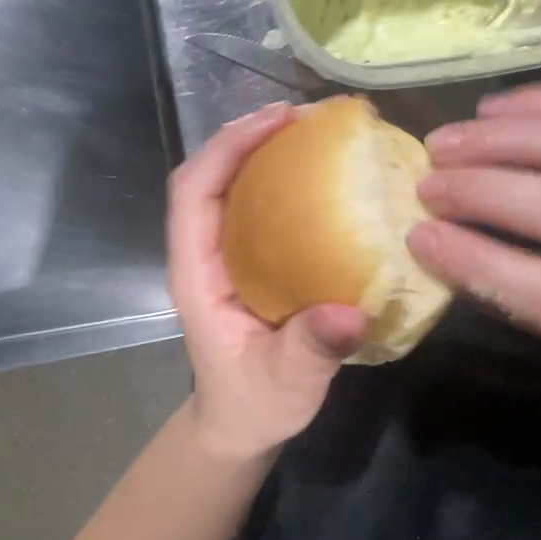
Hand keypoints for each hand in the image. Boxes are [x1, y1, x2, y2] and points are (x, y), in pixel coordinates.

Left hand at [168, 104, 368, 460]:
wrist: (240, 424)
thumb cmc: (252, 403)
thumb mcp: (284, 385)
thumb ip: (310, 351)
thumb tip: (347, 313)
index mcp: (195, 273)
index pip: (192, 194)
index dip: (226, 150)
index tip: (276, 122)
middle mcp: (202, 251)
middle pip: (209, 175)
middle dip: (247, 136)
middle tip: (304, 115)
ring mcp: (222, 251)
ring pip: (230, 182)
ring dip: (263, 148)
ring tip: (313, 128)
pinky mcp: (246, 255)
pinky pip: (255, 201)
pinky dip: (279, 175)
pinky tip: (318, 169)